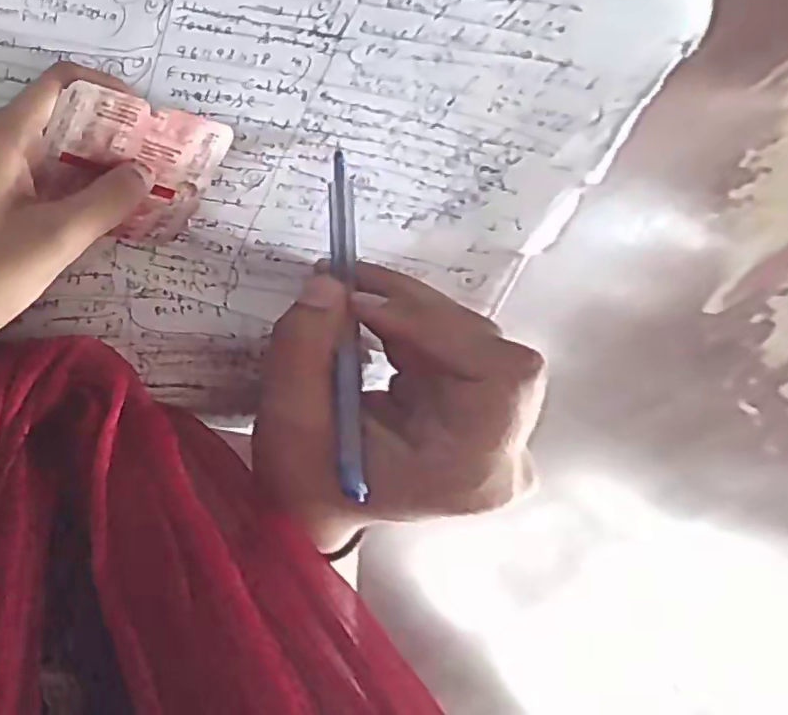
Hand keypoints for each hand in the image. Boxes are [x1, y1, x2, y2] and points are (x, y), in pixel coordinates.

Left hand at [0, 62, 152, 359]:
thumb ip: (106, 200)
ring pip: (55, 149)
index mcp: (3, 139)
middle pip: (61, 115)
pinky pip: (44, 177)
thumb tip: (146, 172)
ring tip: (143, 180)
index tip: (144, 118)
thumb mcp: (54, 238)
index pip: (59, 83)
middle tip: (153, 155)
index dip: (106, 90)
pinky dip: (77, 185)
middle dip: (110, 131)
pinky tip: (110, 206)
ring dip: (97, 161)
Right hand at [252, 264, 545, 551]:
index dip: (436, 327)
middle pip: (487, 349)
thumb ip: (302, 345)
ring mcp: (492, 428)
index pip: (497, 375)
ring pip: (471, 337)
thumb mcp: (287, 412)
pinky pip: (453, 343)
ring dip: (409, 307)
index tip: (362, 305)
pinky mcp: (472, 406)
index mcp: (468, 468)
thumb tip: (329, 283)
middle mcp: (500, 450)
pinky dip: (407, 319)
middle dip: (414, 308)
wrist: (313, 504)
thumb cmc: (303, 473)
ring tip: (346, 295)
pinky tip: (365, 316)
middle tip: (343, 283)